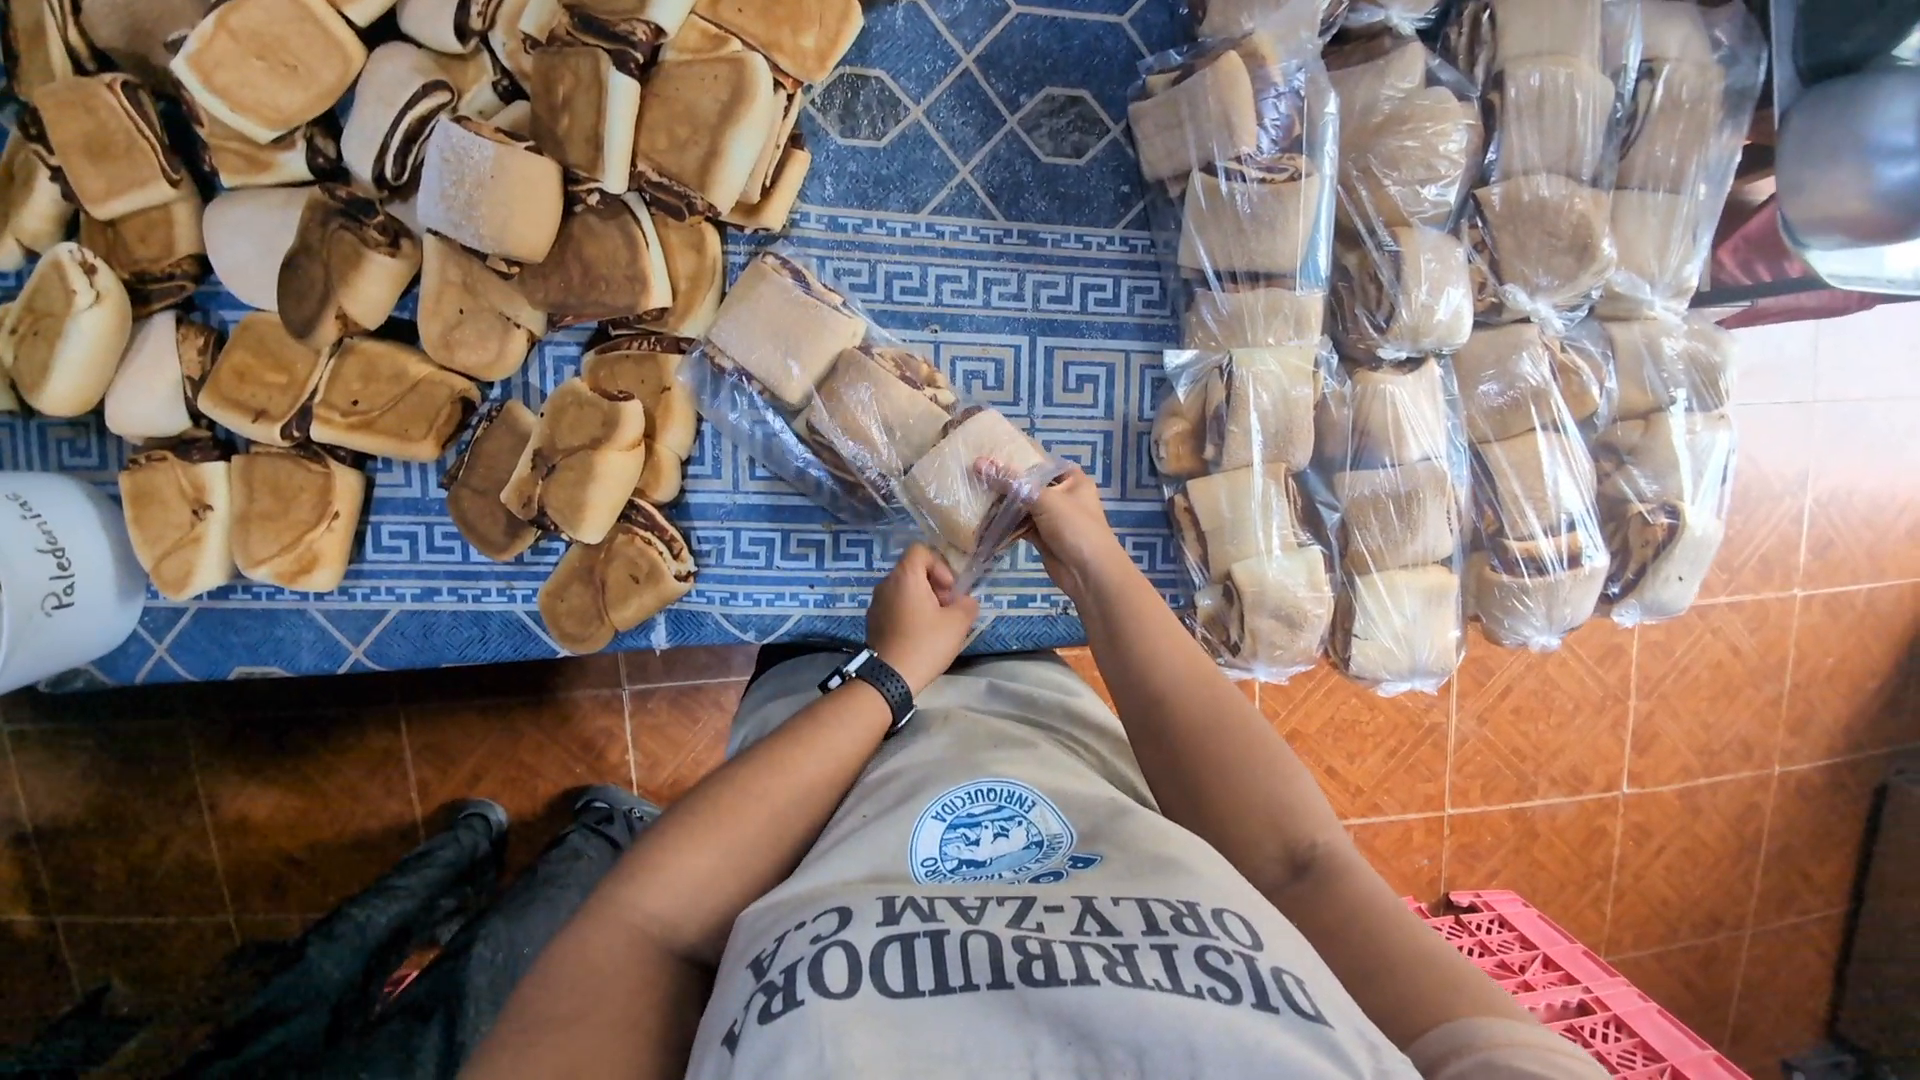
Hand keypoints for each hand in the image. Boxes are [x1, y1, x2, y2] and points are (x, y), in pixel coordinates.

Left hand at [867, 545, 980, 692]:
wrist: (890, 678)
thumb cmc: (925, 644)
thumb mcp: (958, 623)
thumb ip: (967, 604)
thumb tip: (966, 601)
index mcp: (905, 577)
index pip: (920, 550)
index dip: (940, 564)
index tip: (948, 589)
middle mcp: (886, 584)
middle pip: (913, 570)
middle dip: (934, 585)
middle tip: (947, 608)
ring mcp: (875, 603)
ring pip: (904, 590)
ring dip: (922, 600)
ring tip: (935, 624)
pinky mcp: (872, 621)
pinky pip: (894, 606)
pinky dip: (908, 613)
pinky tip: (919, 635)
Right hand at [978, 462, 1129, 601]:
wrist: (1089, 573)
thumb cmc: (1074, 527)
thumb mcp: (1043, 498)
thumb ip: (1011, 482)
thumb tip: (978, 462)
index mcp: (1072, 480)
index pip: (1042, 462)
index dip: (1018, 457)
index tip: (990, 453)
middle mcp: (1063, 496)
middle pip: (1030, 485)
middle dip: (1006, 483)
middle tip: (976, 474)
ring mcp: (1052, 518)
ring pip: (1023, 506)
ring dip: (1003, 504)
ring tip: (974, 493)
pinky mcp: (1042, 537)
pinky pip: (1020, 525)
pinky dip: (1005, 523)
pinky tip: (983, 518)